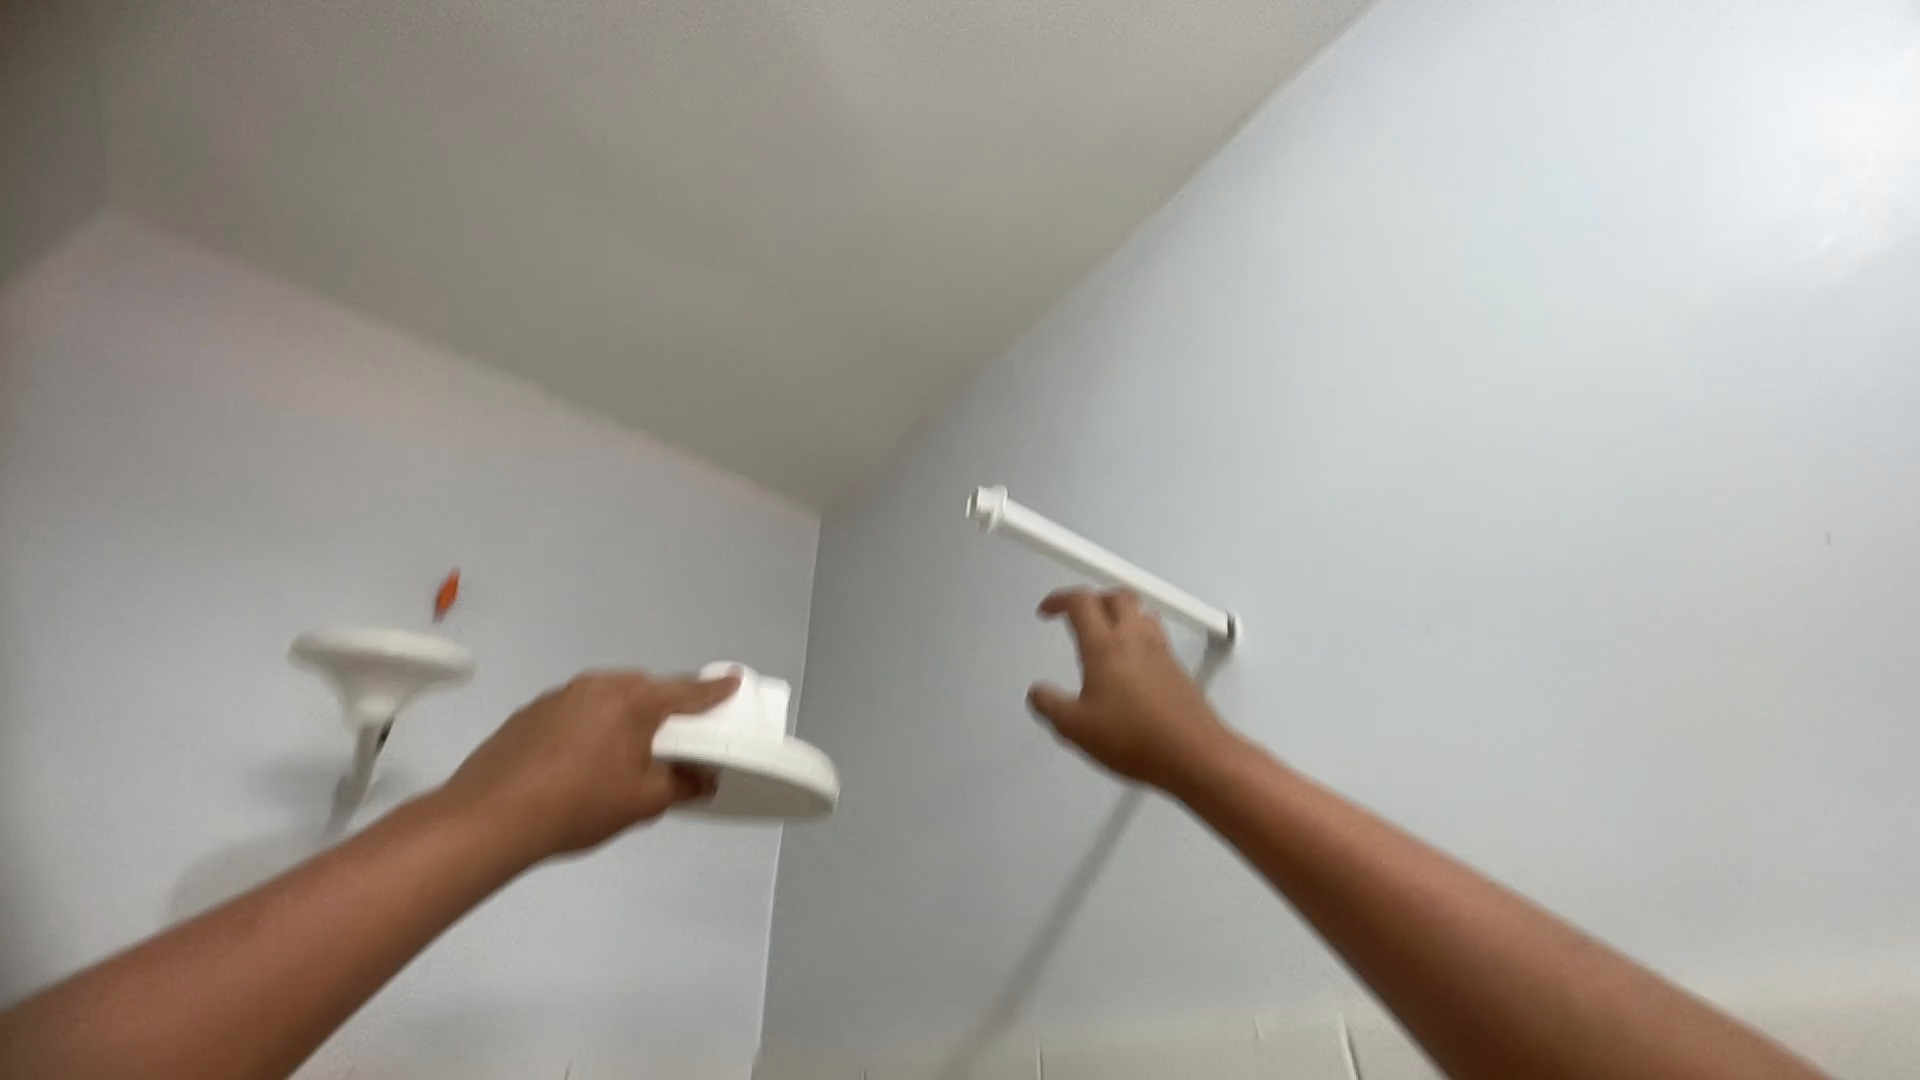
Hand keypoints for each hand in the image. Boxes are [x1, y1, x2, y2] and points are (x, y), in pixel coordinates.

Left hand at [438, 670, 737, 861]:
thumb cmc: (577, 806)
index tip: (734, 680)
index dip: (715, 690)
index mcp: (635, 702)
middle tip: (676, 735)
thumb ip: (682, 785)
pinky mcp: (530, 712)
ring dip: (626, 714)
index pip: (688, 692)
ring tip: (625, 752)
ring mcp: (561, 696)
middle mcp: (601, 686)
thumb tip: (704, 779)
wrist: (486, 819)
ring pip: (610, 697)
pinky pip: (578, 709)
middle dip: (666, 706)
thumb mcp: (643, 802)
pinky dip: (592, 724)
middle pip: (647, 689)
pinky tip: (580, 760)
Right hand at [1028, 588, 1237, 791]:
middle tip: (1077, 613)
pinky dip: (1137, 636)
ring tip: (1104, 631)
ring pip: (1140, 612)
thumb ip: (1050, 705)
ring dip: (1119, 613)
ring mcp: (1161, 652)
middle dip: (1093, 598)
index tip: (1048, 610)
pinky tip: (1131, 663)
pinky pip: (1156, 636)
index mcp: (1104, 645)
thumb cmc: (1137, 738)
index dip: (1060, 599)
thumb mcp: (1075, 728)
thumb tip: (1038, 693)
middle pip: (1116, 596)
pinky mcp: (1178, 669)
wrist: (1195, 755)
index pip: (1081, 602)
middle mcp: (1135, 639)